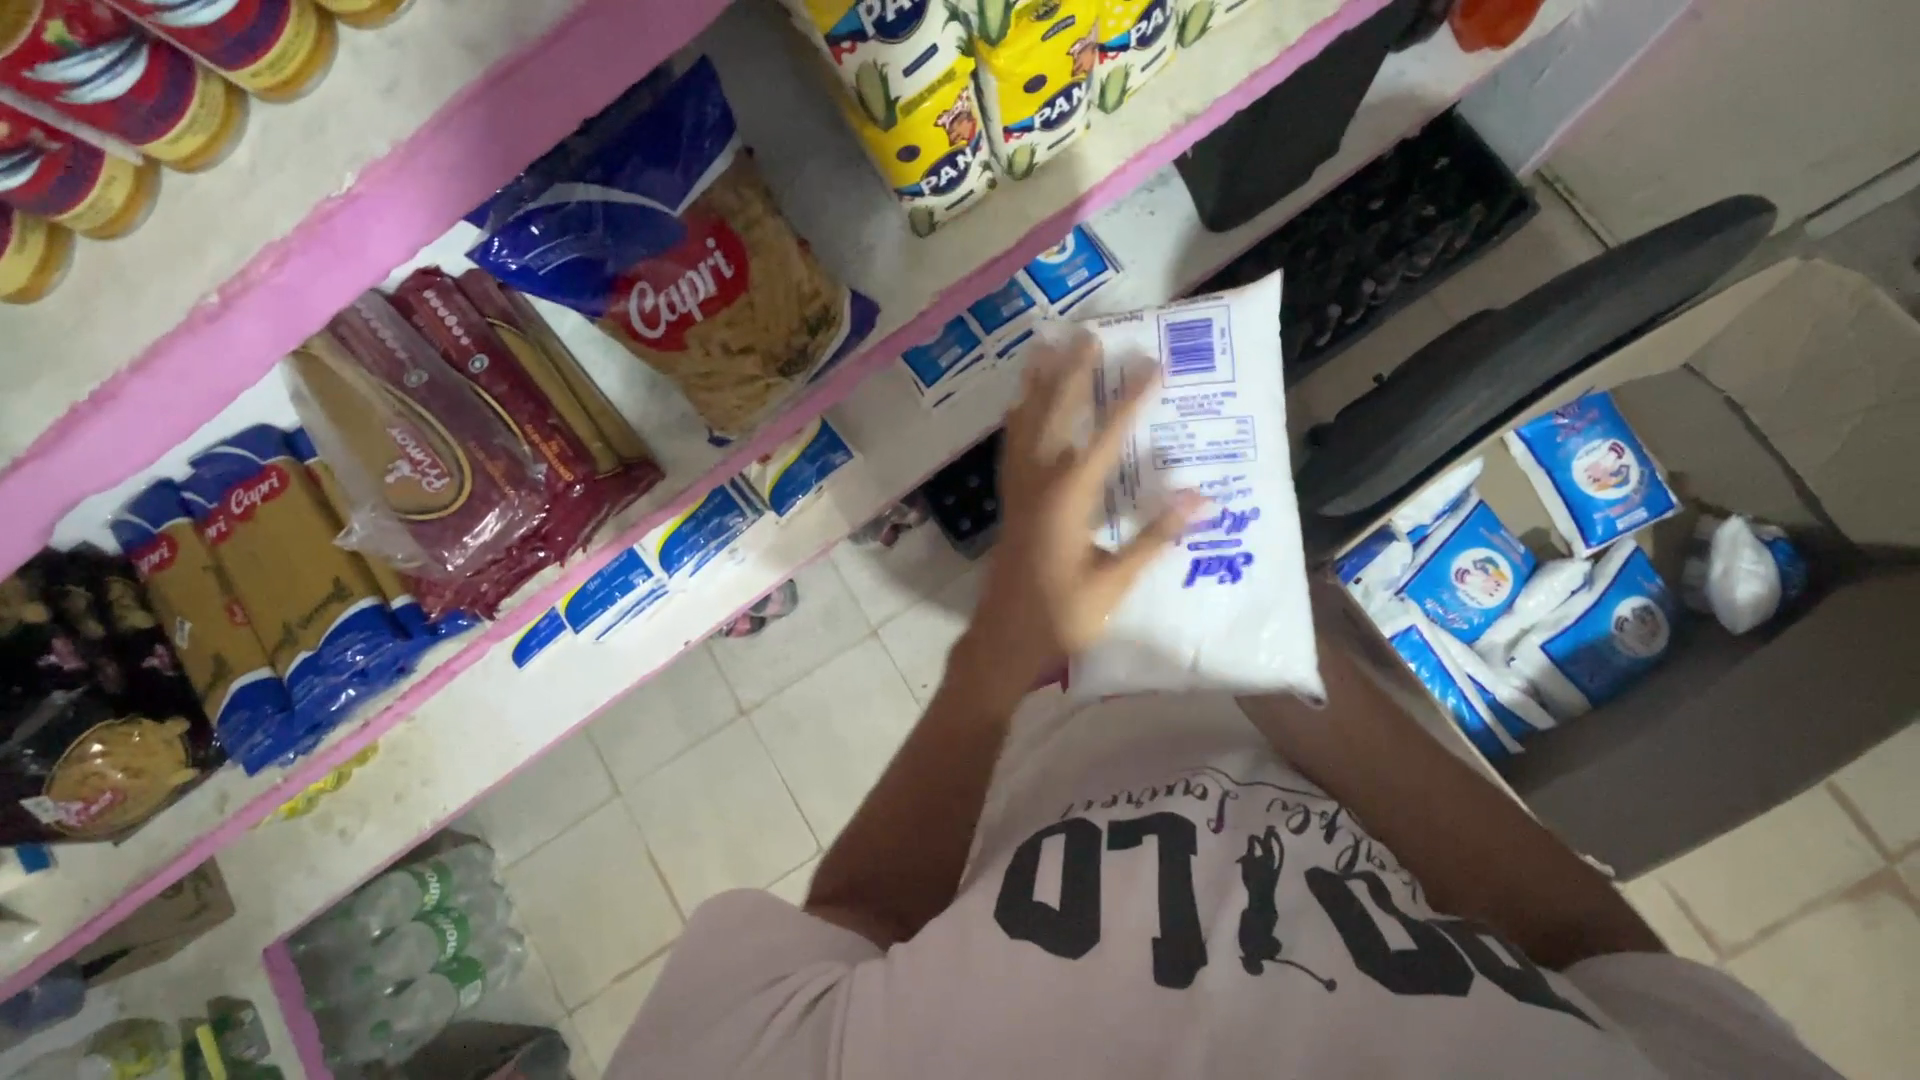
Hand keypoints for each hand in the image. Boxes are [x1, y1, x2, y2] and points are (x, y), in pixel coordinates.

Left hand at [954, 333, 1203, 699]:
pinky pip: (1011, 446)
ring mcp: (1018, 490)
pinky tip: (1017, 405)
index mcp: (1068, 498)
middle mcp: (1039, 482)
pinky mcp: (1009, 502)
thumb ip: (1155, 537)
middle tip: (1088, 335)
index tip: (1151, 364)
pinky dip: (1016, 418)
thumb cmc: (1062, 615)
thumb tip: (1204, 500)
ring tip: (1044, 349)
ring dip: (1037, 385)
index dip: (1131, 399)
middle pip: (1056, 416)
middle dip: (1074, 374)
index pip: (1106, 437)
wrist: (1003, 639)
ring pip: (1025, 424)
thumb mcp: (1115, 582)